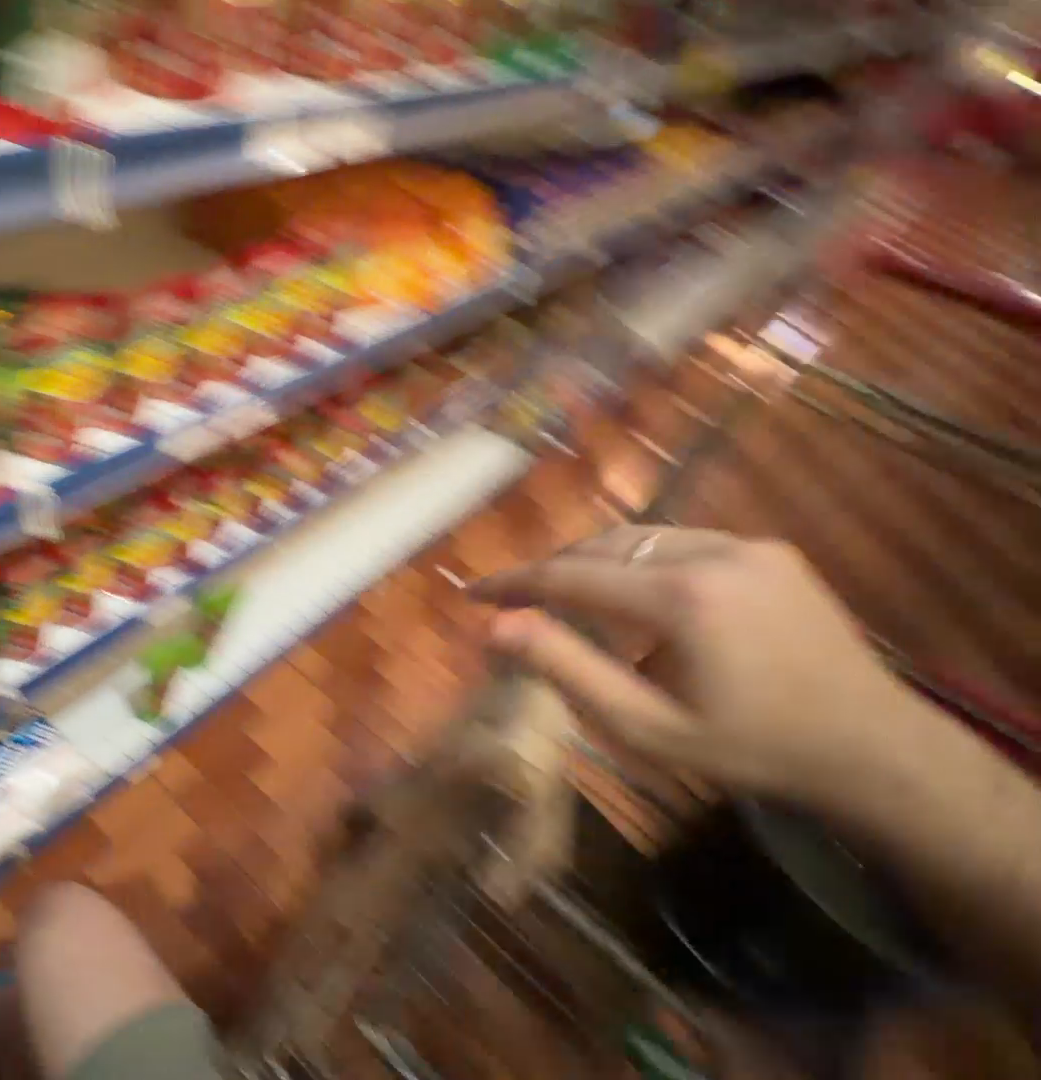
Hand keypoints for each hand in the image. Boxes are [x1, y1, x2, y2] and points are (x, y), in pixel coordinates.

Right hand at [468, 526, 933, 808]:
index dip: (512, 584)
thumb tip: (493, 627)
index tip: (471, 593)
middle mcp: (713, 554)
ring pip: (637, 538)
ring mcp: (748, 546)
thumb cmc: (747, 749)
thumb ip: (565, 669)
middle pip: (600, 547)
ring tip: (567, 599)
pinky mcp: (769, 551)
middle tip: (516, 603)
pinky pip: (677, 542)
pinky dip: (637, 561)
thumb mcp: (644, 725)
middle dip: (550, 571)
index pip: (568, 575)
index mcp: (681, 598)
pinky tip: (634, 598)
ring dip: (592, 563)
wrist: (875, 750)